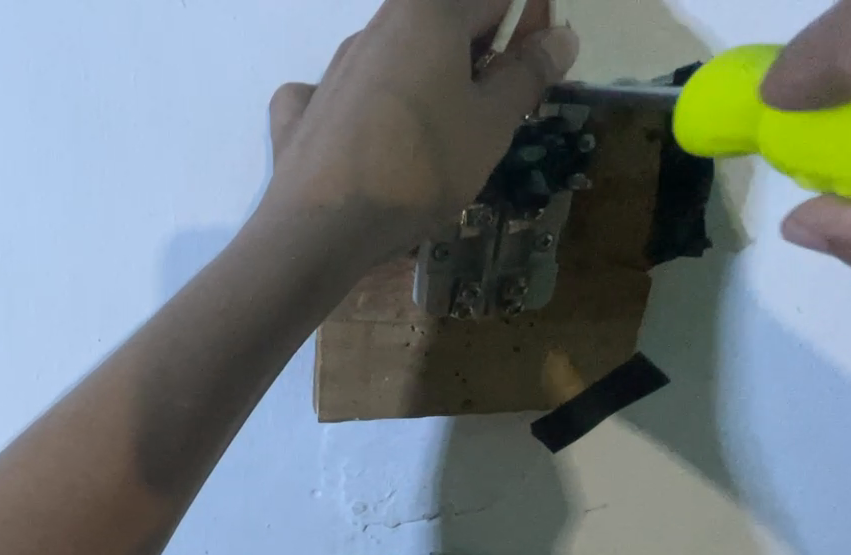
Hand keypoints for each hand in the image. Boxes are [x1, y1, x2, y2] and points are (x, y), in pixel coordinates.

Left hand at [256, 0, 578, 269]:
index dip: (527, 32)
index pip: (497, 1)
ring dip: (417, 90)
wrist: (317, 235)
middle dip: (471, 64)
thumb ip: (527, 75)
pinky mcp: (293, 123)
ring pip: (387, 67)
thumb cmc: (415, 172)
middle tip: (488, 116)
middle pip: (438, 32)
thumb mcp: (491, 125)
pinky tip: (355, 141)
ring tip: (432, 143)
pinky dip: (348, 114)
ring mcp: (325, 78)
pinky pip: (328, 103)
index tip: (534, 75)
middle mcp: (370, 31)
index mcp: (426, 11)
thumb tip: (556, 38)